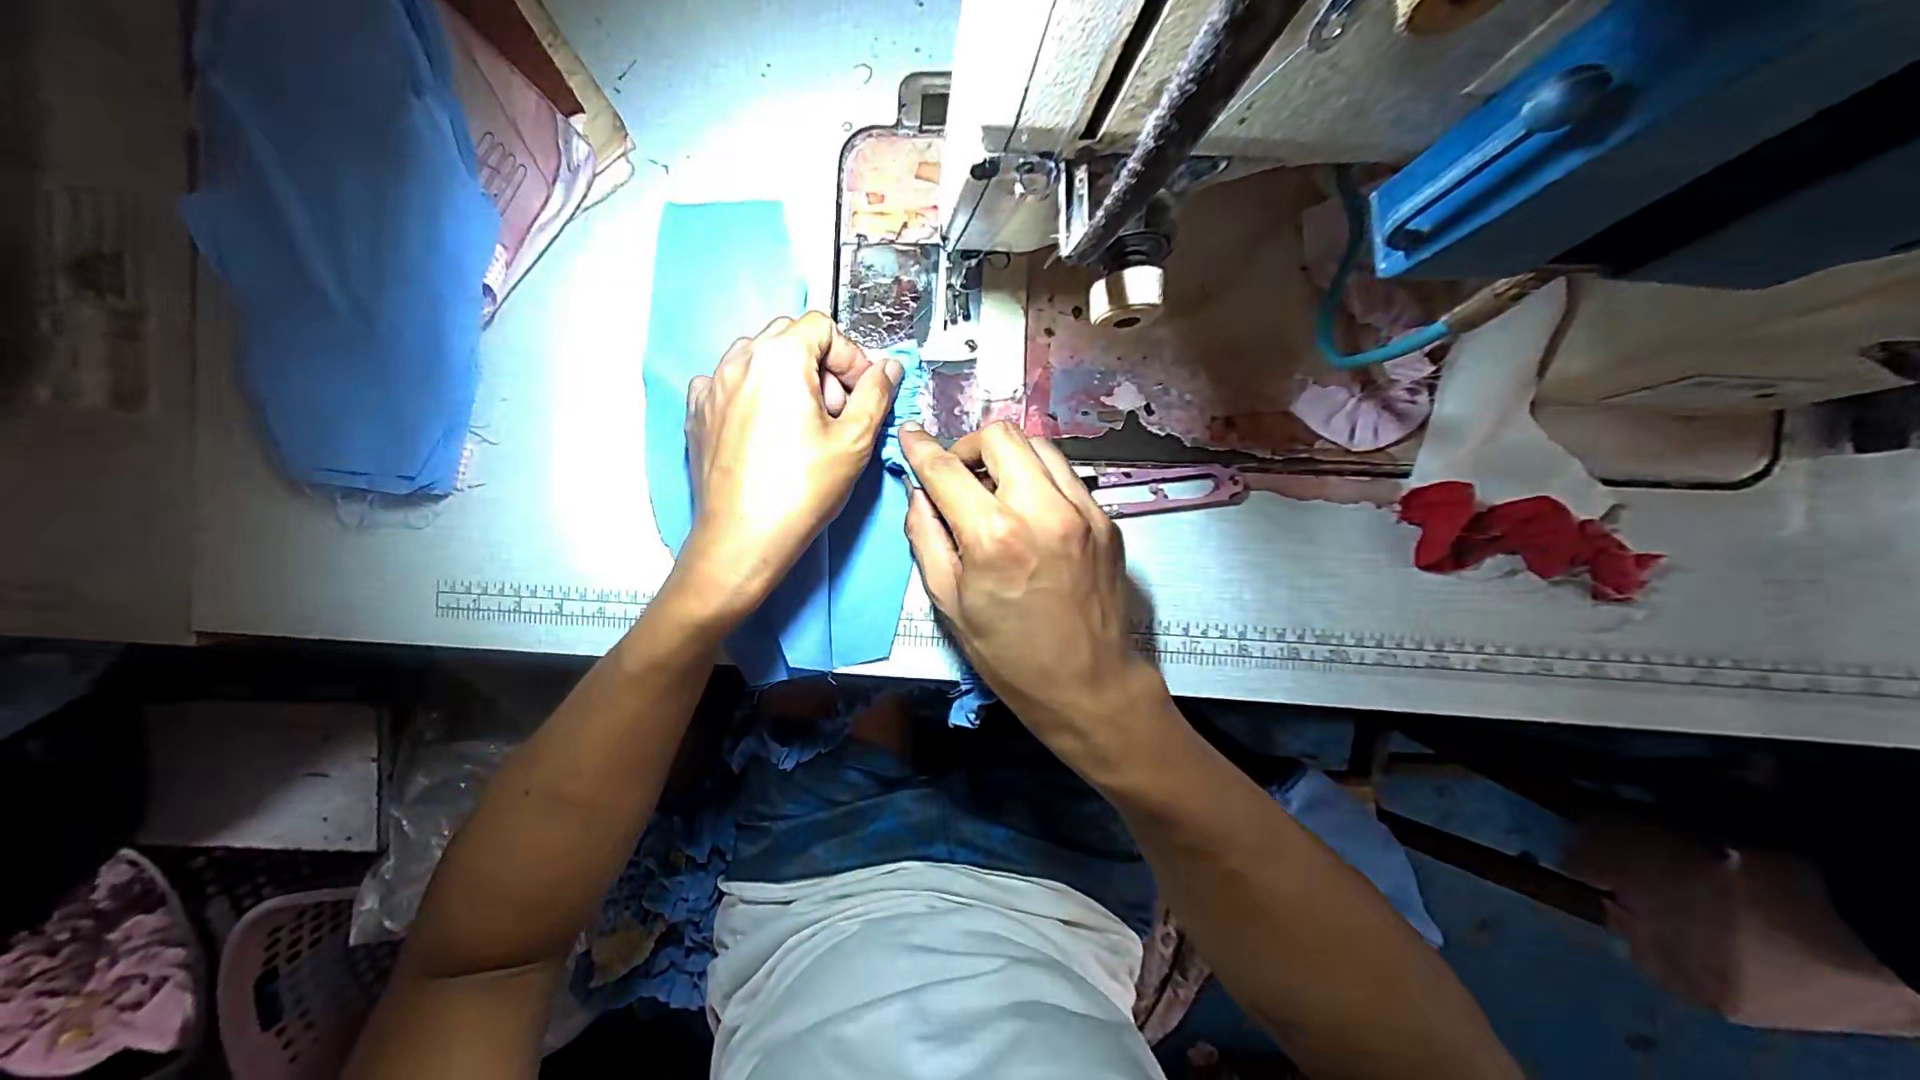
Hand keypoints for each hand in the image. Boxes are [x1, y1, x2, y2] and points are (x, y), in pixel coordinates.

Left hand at [676, 313, 901, 616]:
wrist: (742, 539)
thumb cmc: (800, 492)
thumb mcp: (854, 441)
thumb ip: (876, 394)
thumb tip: (888, 368)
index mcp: (780, 358)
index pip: (822, 326)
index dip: (850, 356)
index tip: (861, 392)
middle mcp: (740, 361)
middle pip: (790, 336)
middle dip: (821, 365)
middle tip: (838, 410)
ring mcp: (712, 386)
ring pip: (759, 358)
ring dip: (789, 378)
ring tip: (805, 423)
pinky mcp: (698, 413)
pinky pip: (730, 383)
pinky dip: (755, 395)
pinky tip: (768, 430)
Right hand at [901, 421, 1166, 771]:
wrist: (1089, 685)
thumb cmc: (1010, 657)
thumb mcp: (949, 604)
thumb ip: (926, 537)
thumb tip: (919, 492)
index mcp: (994, 537)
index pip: (947, 470)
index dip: (921, 448)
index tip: (911, 436)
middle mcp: (1043, 511)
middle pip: (1001, 435)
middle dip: (969, 446)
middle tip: (959, 475)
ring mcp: (1083, 511)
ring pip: (1040, 445)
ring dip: (1008, 457)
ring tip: (996, 490)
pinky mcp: (1107, 520)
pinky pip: (1066, 476)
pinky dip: (1039, 480)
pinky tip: (1031, 512)